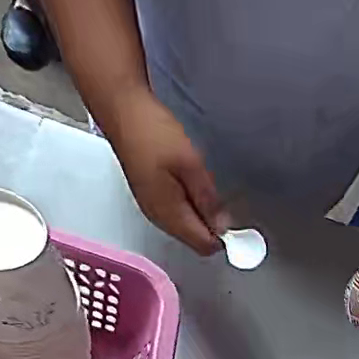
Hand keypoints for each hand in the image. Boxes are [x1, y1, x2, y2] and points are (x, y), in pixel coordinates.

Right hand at [106, 92, 230, 255]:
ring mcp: (153, 210)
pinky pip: (177, 214)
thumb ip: (208, 200)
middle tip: (218, 194)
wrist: (121, 112)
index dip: (224, 238)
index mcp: (170, 216)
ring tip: (202, 184)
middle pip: (196, 240)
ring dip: (202, 214)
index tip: (236, 219)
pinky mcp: (150, 199)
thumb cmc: (155, 135)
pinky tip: (190, 183)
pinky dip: (190, 206)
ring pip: (187, 227)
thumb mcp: (190, 165)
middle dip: (213, 226)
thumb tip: (223, 228)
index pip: (204, 246)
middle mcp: (160, 220)